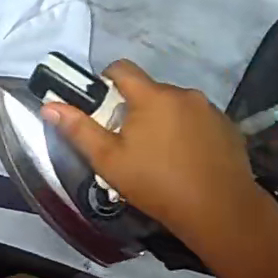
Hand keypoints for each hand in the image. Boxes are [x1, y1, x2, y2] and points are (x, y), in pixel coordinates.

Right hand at [41, 60, 266, 238]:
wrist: (217, 209)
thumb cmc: (155, 183)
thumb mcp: (108, 160)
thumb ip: (79, 129)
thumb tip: (49, 106)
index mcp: (152, 96)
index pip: (122, 68)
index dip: (105, 80)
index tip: (100, 106)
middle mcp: (183, 93)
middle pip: (149, 91)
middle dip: (134, 109)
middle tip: (125, 143)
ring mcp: (210, 109)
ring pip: (174, 106)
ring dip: (161, 121)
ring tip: (157, 155)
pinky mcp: (228, 127)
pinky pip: (197, 120)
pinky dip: (186, 133)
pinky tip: (183, 161)